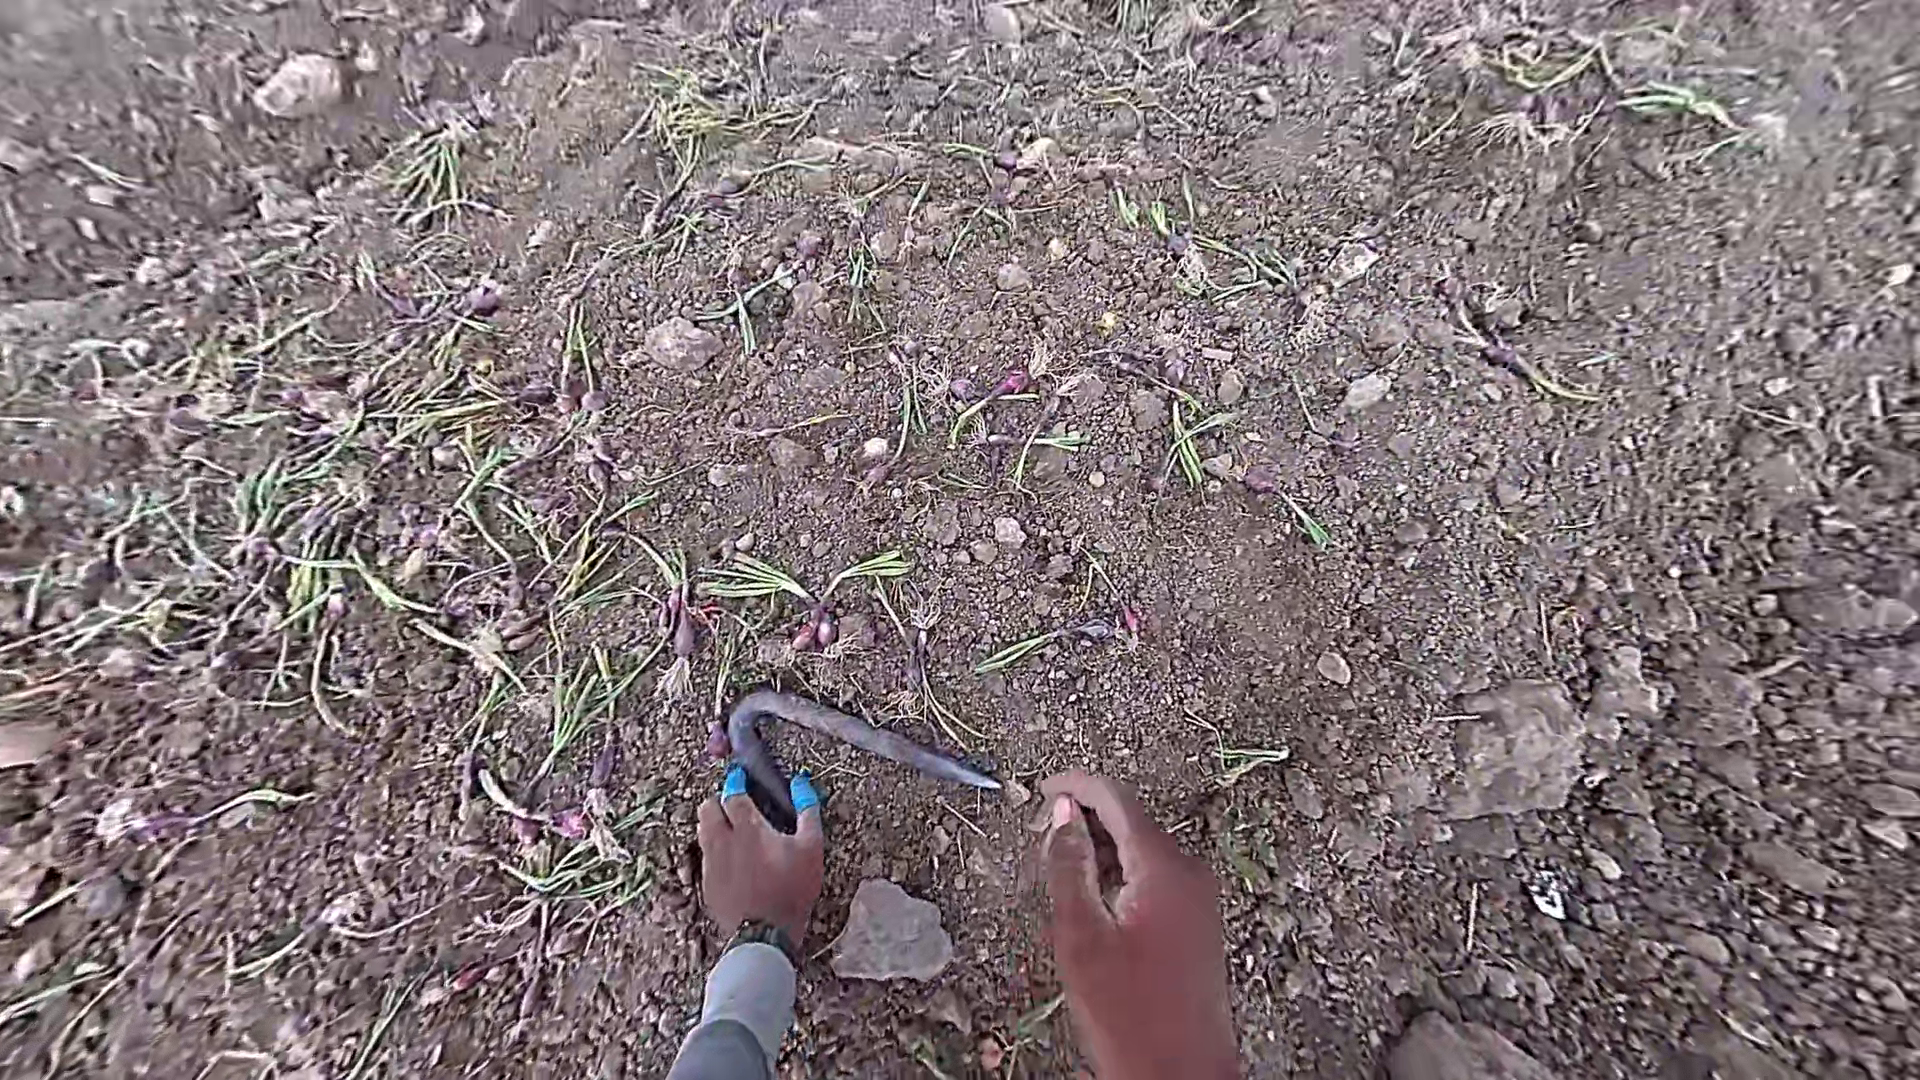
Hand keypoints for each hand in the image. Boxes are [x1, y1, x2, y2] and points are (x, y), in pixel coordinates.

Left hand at [696, 767, 823, 946]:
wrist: (767, 937)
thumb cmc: (792, 886)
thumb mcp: (811, 845)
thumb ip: (807, 809)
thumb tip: (800, 782)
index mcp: (747, 828)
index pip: (731, 794)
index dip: (735, 781)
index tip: (741, 776)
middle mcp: (722, 842)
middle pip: (707, 809)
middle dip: (719, 800)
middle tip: (735, 801)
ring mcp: (711, 866)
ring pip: (703, 832)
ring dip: (715, 822)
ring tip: (733, 826)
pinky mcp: (707, 886)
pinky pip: (707, 856)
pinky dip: (717, 848)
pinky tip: (734, 856)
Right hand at [1039, 772, 1237, 1079]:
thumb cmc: (1127, 1014)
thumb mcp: (1082, 934)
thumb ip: (1069, 862)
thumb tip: (1062, 810)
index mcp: (1163, 865)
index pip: (1114, 797)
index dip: (1075, 784)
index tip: (1041, 788)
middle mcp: (1187, 868)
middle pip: (1128, 818)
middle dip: (1082, 818)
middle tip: (1041, 837)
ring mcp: (1196, 892)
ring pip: (1137, 844)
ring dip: (1098, 845)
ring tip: (1060, 868)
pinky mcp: (1195, 915)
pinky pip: (1150, 871)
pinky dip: (1117, 868)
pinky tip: (1092, 893)